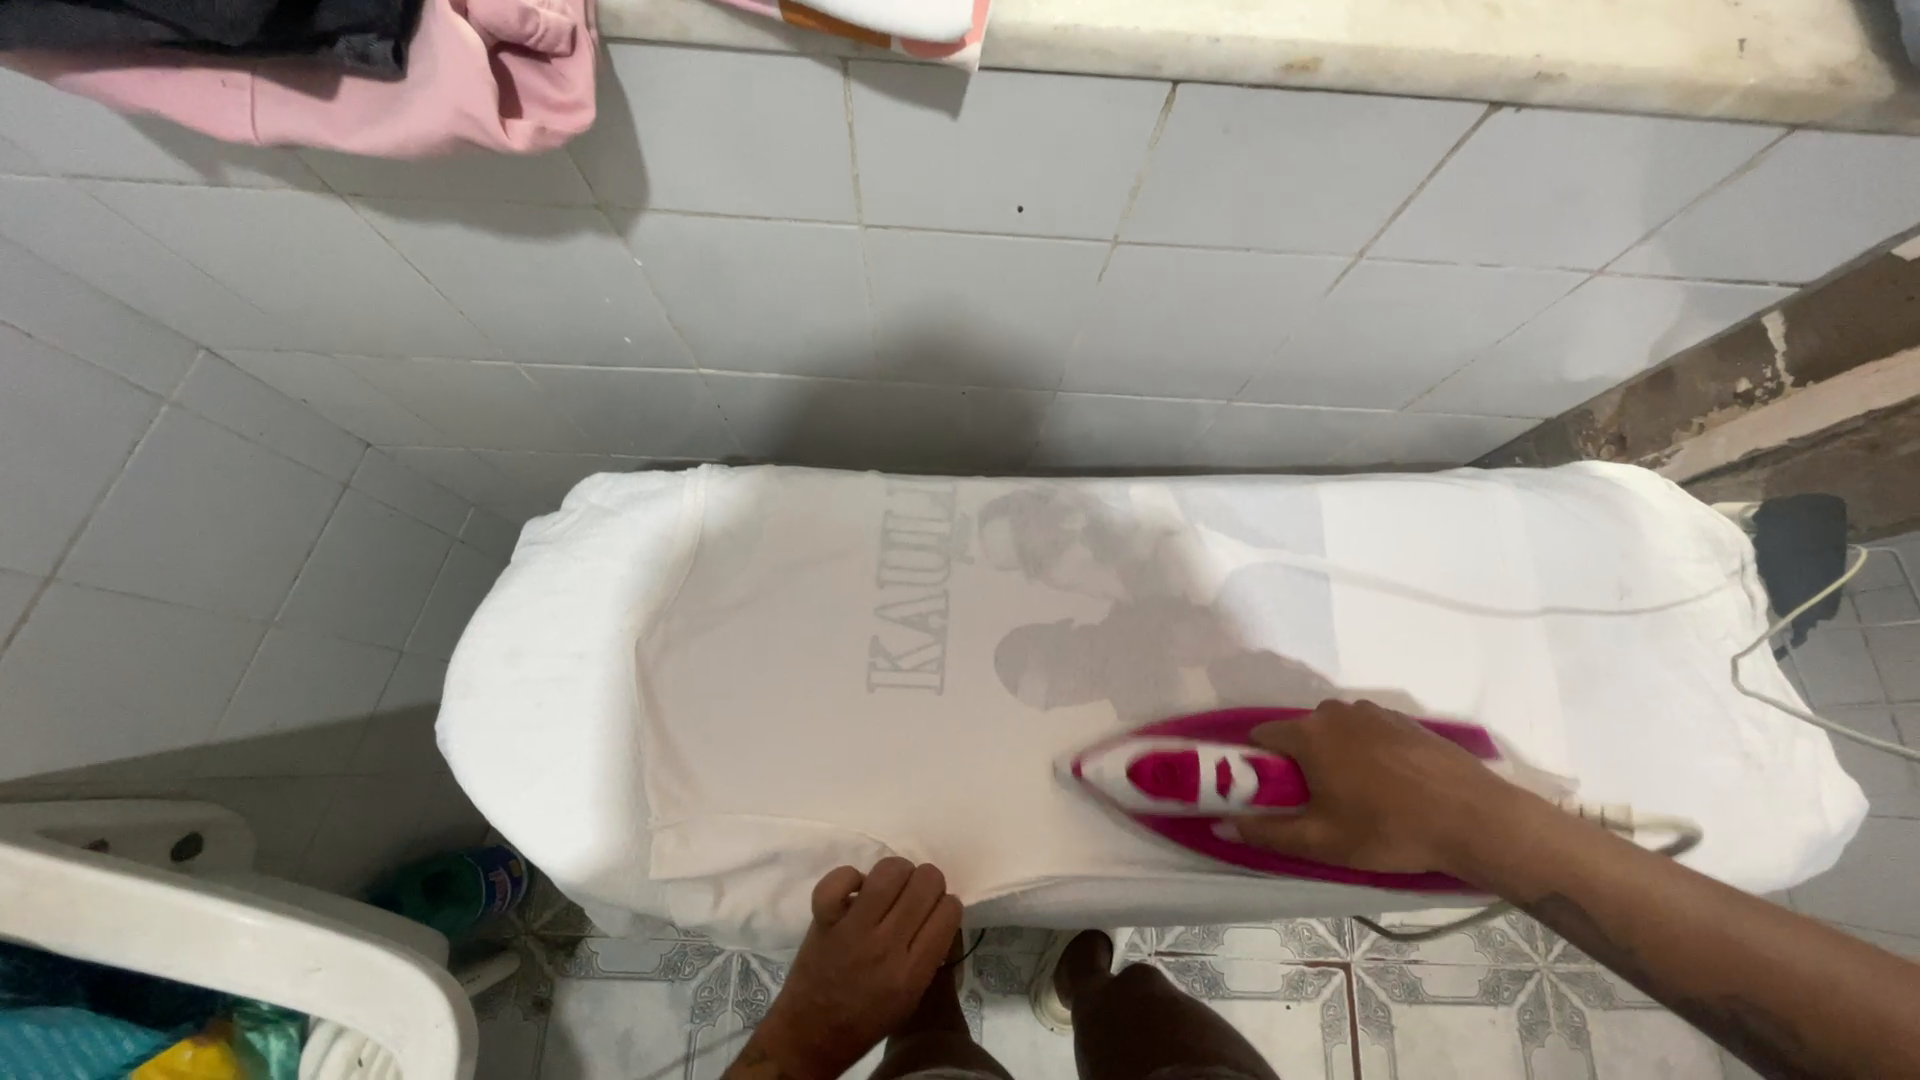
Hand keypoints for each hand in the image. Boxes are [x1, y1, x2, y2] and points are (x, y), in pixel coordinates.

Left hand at [748, 858, 962, 1079]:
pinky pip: (841, 878)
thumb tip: (942, 911)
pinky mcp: (824, 919)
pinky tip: (855, 890)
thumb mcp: (912, 997)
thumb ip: (932, 954)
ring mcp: (853, 929)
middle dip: (927, 882)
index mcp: (913, 972)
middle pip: (926, 881)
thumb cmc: (867, 1020)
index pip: (949, 910)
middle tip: (914, 896)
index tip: (936, 910)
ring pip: (890, 871)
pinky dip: (849, 876)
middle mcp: (887, 946)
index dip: (947, 904)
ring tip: (889, 888)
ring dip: (896, 872)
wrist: (811, 1034)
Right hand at [1228, 699, 1532, 881]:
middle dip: (1298, 761)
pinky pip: (1367, 730)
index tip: (1270, 792)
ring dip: (1333, 753)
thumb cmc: (1389, 830)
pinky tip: (1389, 783)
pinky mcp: (1404, 720)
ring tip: (1357, 793)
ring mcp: (1372, 712)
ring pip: (1335, 730)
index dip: (1258, 763)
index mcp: (1308, 735)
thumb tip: (1220, 825)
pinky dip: (1366, 750)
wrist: (1476, 819)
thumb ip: (1266, 832)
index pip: (1261, 736)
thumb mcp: (1321, 842)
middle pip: (1299, 732)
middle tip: (1316, 800)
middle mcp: (1334, 713)